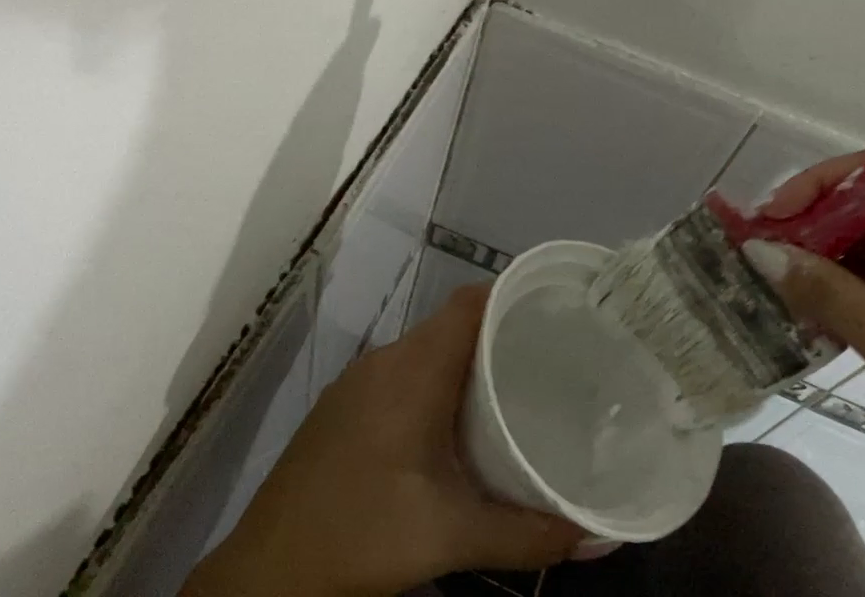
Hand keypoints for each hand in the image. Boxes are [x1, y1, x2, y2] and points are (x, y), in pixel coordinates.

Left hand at [186, 285, 584, 596]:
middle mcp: (383, 363)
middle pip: (453, 326)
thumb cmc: (358, 534)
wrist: (263, 575)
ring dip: (471, 365)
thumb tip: (601, 541)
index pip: (469, 303)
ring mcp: (357, 386)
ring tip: (521, 390)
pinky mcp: (343, 412)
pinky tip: (462, 428)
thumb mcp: (450, 536)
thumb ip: (528, 534)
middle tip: (557, 360)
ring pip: (427, 353)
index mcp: (411, 370)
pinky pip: (405, 377)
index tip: (562, 311)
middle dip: (505, 336)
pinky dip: (441, 387)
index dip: (515, 296)